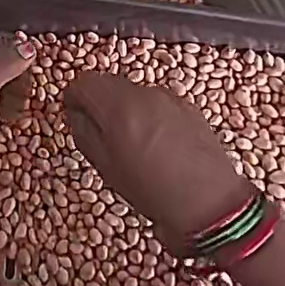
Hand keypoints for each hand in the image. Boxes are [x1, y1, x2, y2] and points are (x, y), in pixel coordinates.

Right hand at [62, 73, 255, 254]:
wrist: (211, 204)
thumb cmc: (150, 189)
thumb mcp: (104, 165)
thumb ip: (83, 131)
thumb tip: (76, 112)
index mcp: (118, 106)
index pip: (83, 81)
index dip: (73, 97)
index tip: (74, 115)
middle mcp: (144, 93)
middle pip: (108, 82)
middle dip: (98, 102)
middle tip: (99, 133)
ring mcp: (169, 98)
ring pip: (132, 92)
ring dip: (124, 108)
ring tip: (131, 143)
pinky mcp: (188, 108)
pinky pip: (155, 102)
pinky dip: (147, 114)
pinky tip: (155, 144)